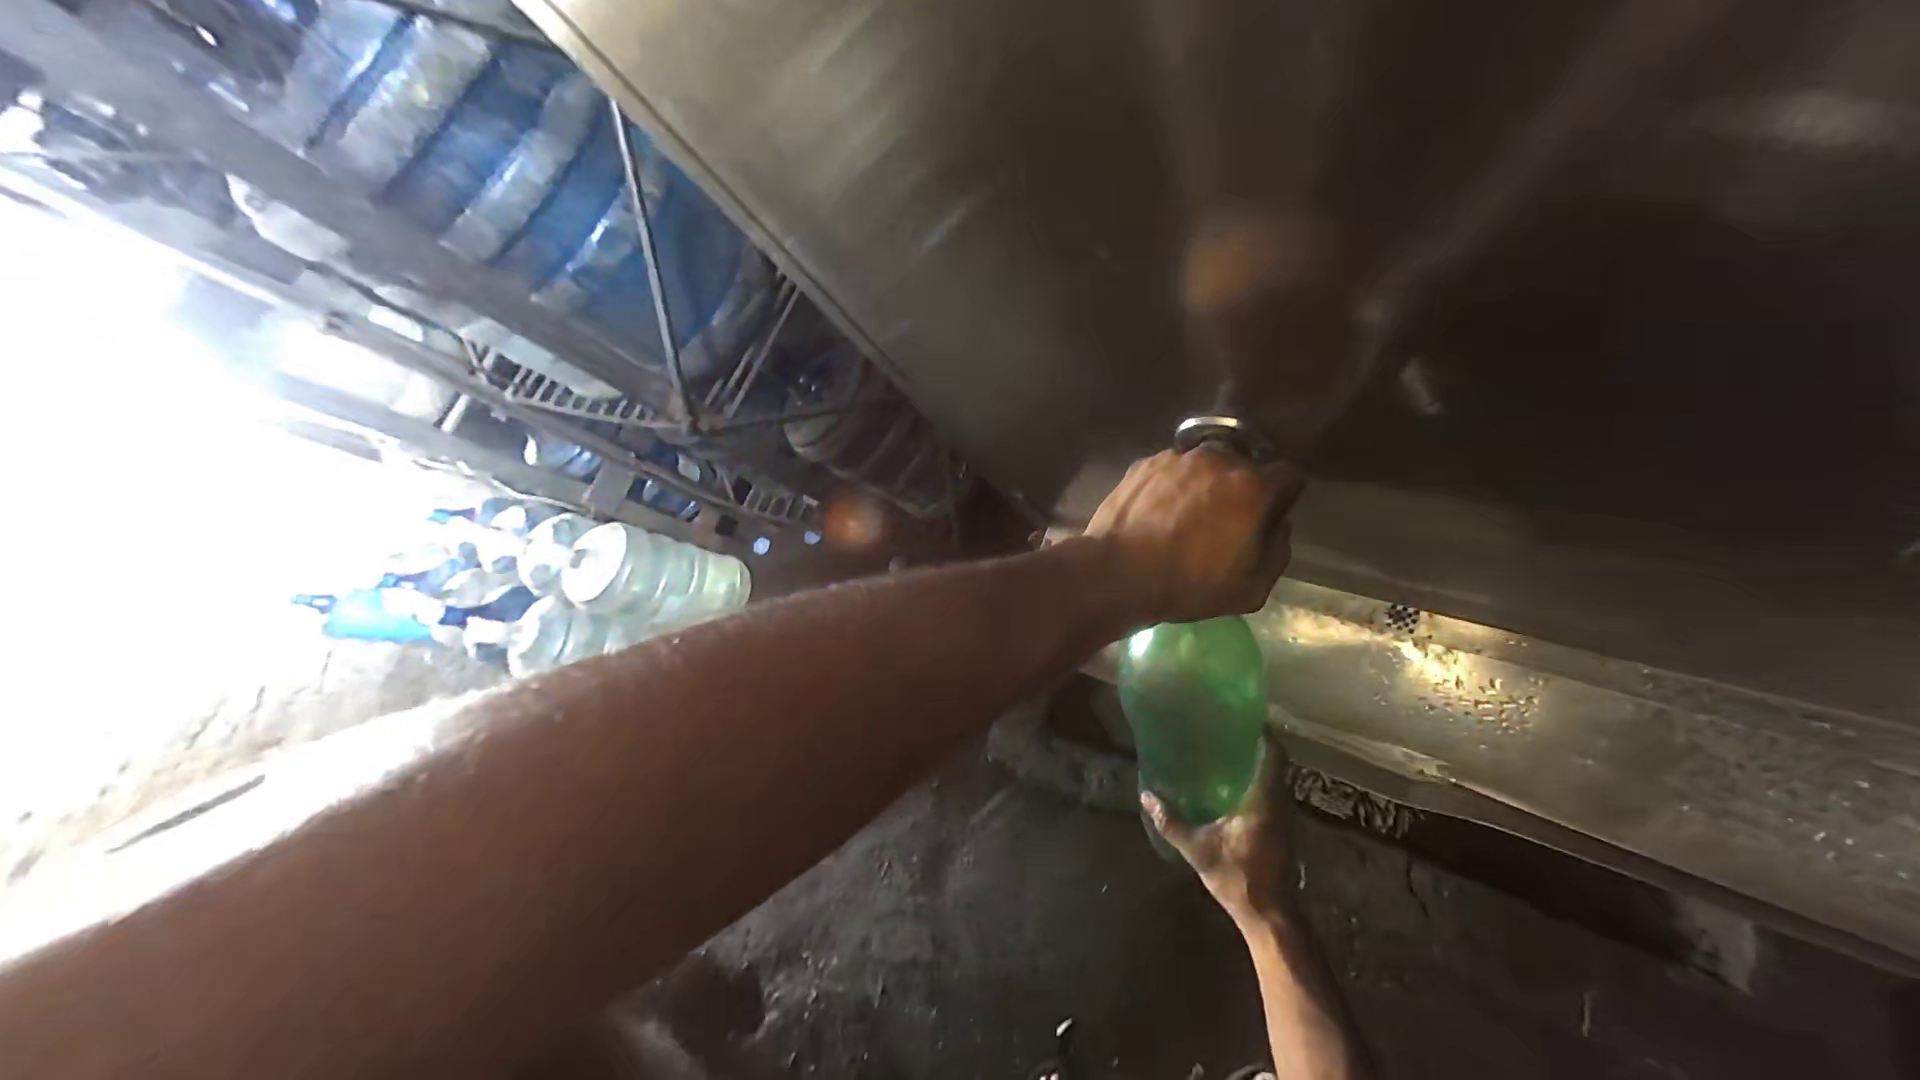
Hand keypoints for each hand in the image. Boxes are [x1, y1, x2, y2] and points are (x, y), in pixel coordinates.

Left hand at [1086, 448, 1303, 624]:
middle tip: (1222, 519)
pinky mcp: (1143, 464)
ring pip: (1202, 465)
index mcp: (1252, 487)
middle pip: (1242, 466)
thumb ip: (1276, 551)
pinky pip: (1168, 471)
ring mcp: (1176, 458)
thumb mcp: (1251, 587)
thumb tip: (1277, 526)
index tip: (1267, 516)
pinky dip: (1168, 486)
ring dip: (1202, 484)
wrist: (1118, 572)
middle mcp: (1217, 460)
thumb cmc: (1189, 584)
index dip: (1281, 497)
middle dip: (1239, 488)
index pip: (1287, 476)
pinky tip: (1155, 512)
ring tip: (1183, 515)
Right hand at [1142, 742, 1291, 924]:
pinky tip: (1236, 786)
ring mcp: (1286, 818)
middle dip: (1257, 744)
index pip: (1272, 756)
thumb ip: (1171, 822)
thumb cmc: (1237, 877)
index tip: (1246, 718)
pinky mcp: (1284, 830)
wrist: (1270, 915)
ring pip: (1277, 779)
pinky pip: (1275, 793)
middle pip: (1276, 763)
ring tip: (1230, 752)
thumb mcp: (1198, 849)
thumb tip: (1147, 795)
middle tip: (1229, 731)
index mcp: (1263, 801)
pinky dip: (1260, 781)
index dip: (1264, 734)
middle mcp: (1280, 804)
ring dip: (1259, 764)